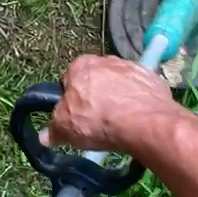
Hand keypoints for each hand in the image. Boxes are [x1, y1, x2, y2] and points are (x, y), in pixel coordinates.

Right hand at [46, 55, 181, 155]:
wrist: (143, 123)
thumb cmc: (97, 120)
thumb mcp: (65, 128)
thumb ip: (53, 129)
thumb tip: (45, 137)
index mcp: (80, 65)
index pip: (70, 80)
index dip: (71, 99)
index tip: (75, 116)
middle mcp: (106, 60)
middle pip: (96, 80)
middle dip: (95, 96)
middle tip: (96, 121)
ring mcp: (132, 67)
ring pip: (119, 84)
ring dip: (117, 98)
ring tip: (118, 123)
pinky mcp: (153, 79)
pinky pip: (139, 91)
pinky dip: (137, 102)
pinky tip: (136, 120)